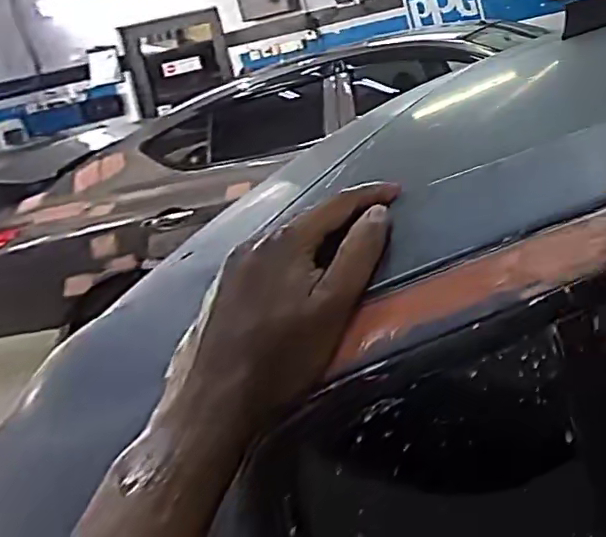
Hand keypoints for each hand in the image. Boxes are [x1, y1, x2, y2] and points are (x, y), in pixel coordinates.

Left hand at [77, 184, 397, 536]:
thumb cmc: (281, 359)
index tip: (397, 191)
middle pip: (311, 215)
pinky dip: (297, 250)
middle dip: (347, 211)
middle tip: (378, 213)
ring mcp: (233, 267)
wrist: (207, 414)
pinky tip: (303, 267)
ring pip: (289, 234)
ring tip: (347, 236)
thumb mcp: (335, 304)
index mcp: (284, 241)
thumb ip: (360, 252)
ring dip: (322, 231)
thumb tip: (378, 212)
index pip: (337, 203)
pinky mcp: (221, 289)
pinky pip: (270, 254)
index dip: (371, 194)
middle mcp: (254, 244)